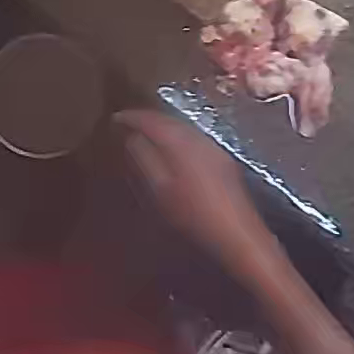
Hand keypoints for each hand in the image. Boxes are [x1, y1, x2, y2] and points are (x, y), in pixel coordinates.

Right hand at [115, 110, 274, 270]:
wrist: (239, 236)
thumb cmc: (194, 216)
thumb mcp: (161, 189)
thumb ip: (145, 159)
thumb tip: (132, 137)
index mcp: (182, 143)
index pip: (152, 120)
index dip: (132, 117)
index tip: (114, 118)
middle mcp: (199, 138)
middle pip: (169, 119)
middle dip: (147, 118)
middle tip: (126, 121)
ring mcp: (213, 147)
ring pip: (182, 126)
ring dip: (162, 126)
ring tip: (144, 131)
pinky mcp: (222, 158)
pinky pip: (192, 136)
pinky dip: (176, 134)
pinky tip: (170, 146)